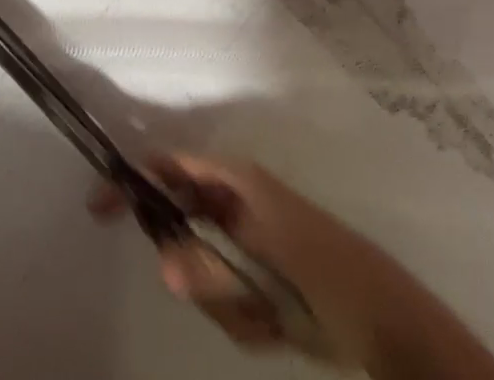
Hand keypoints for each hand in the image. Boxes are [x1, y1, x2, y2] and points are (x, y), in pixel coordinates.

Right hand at [91, 154, 427, 370]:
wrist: (393, 323)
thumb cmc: (325, 276)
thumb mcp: (264, 269)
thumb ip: (210, 269)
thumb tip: (166, 269)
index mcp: (234, 182)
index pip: (164, 167)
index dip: (129, 184)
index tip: (100, 211)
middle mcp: (235, 203)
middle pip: (177, 224)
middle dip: (193, 269)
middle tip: (223, 297)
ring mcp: (246, 238)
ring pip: (198, 267)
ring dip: (223, 300)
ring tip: (263, 319)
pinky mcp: (257, 273)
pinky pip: (222, 292)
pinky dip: (241, 315)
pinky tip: (273, 326)